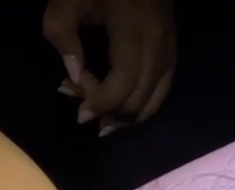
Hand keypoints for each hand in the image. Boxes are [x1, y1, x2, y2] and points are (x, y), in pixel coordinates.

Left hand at [43, 0, 175, 131]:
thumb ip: (62, 33)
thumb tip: (75, 75)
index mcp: (133, 26)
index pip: (124, 79)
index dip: (103, 102)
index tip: (80, 114)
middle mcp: (158, 44)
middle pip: (139, 98)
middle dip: (111, 113)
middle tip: (83, 109)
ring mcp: (169, 52)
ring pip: (153, 103)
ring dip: (126, 118)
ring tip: (101, 119)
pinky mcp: (172, 56)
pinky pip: (160, 94)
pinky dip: (140, 108)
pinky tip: (120, 111)